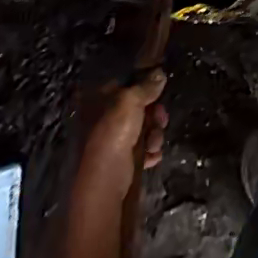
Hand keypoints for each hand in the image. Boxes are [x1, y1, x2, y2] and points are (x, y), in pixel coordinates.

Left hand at [79, 69, 168, 183]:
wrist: (104, 184)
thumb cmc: (112, 136)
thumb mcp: (129, 102)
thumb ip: (145, 86)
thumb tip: (159, 73)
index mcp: (97, 102)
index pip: (123, 84)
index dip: (143, 85)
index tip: (159, 88)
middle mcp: (102, 119)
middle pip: (138, 107)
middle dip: (154, 114)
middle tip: (160, 119)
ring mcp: (111, 141)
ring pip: (143, 128)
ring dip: (154, 135)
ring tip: (153, 144)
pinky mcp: (120, 160)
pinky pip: (142, 148)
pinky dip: (149, 151)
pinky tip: (151, 156)